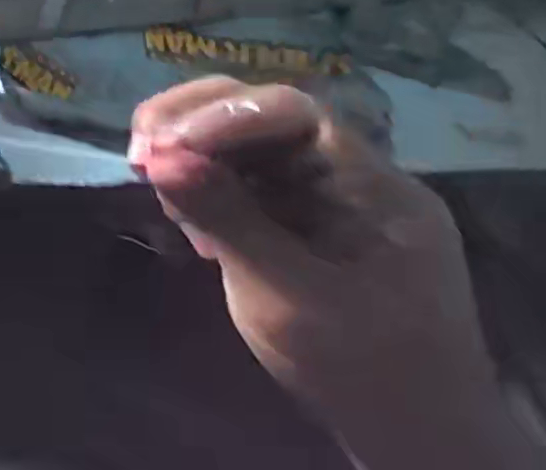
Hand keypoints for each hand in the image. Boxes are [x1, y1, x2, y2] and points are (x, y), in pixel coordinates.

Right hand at [131, 78, 544, 467]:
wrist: (406, 435)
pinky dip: (193, 176)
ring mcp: (314, 190)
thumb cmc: (360, 370)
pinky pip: (232, 170)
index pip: (292, 112)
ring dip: (183, 144)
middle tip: (139, 148)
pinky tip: (177, 207)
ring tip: (146, 172)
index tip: (165, 146)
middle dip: (190, 120)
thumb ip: (226, 220)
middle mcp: (342, 171)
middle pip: (257, 110)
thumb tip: (158, 157)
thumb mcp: (286, 298)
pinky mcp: (287, 210)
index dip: (223, 115)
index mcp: (371, 184)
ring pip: (236, 134)